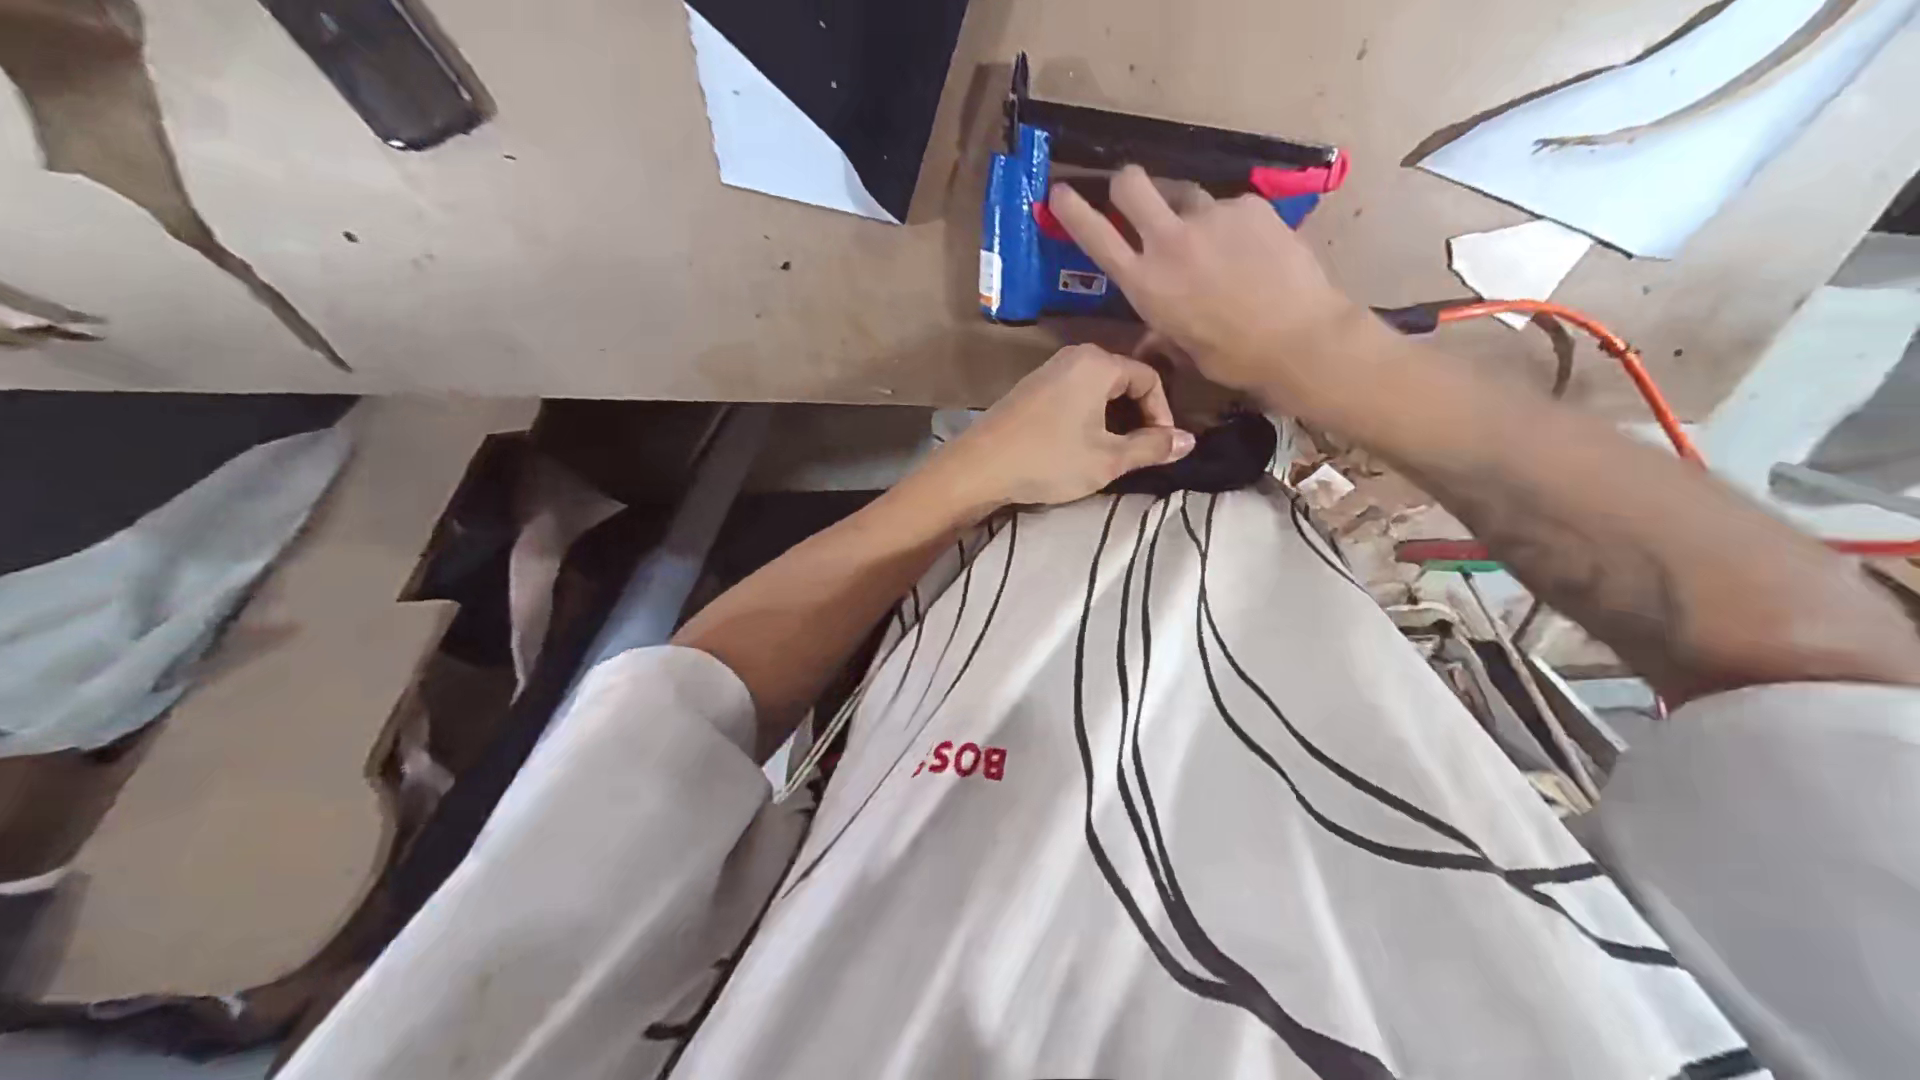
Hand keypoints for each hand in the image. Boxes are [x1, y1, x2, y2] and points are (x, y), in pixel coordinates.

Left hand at [911, 344, 1194, 518]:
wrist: (979, 467)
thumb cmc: (1049, 460)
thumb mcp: (1108, 459)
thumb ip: (1152, 447)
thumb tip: (1189, 441)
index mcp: (1098, 363)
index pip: (1150, 379)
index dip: (1163, 414)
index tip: (1161, 447)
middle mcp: (1074, 356)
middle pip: (1124, 380)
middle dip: (1139, 415)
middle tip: (1140, 451)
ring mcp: (1049, 370)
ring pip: (1098, 389)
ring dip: (1114, 418)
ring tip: (1113, 452)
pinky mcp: (1031, 389)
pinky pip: (1074, 395)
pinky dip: (1089, 416)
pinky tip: (1082, 444)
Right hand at [1050, 166, 1382, 410]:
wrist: (1298, 339)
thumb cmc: (1232, 356)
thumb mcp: (1181, 346)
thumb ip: (1160, 325)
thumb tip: (1150, 334)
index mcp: (1145, 283)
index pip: (1096, 235)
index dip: (1073, 209)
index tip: (1061, 192)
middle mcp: (1168, 242)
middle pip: (1132, 181)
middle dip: (1127, 184)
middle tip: (1137, 196)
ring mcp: (1210, 217)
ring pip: (1187, 197)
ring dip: (1189, 213)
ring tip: (1218, 247)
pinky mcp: (1249, 205)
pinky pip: (1230, 207)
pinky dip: (1234, 224)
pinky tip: (1254, 251)